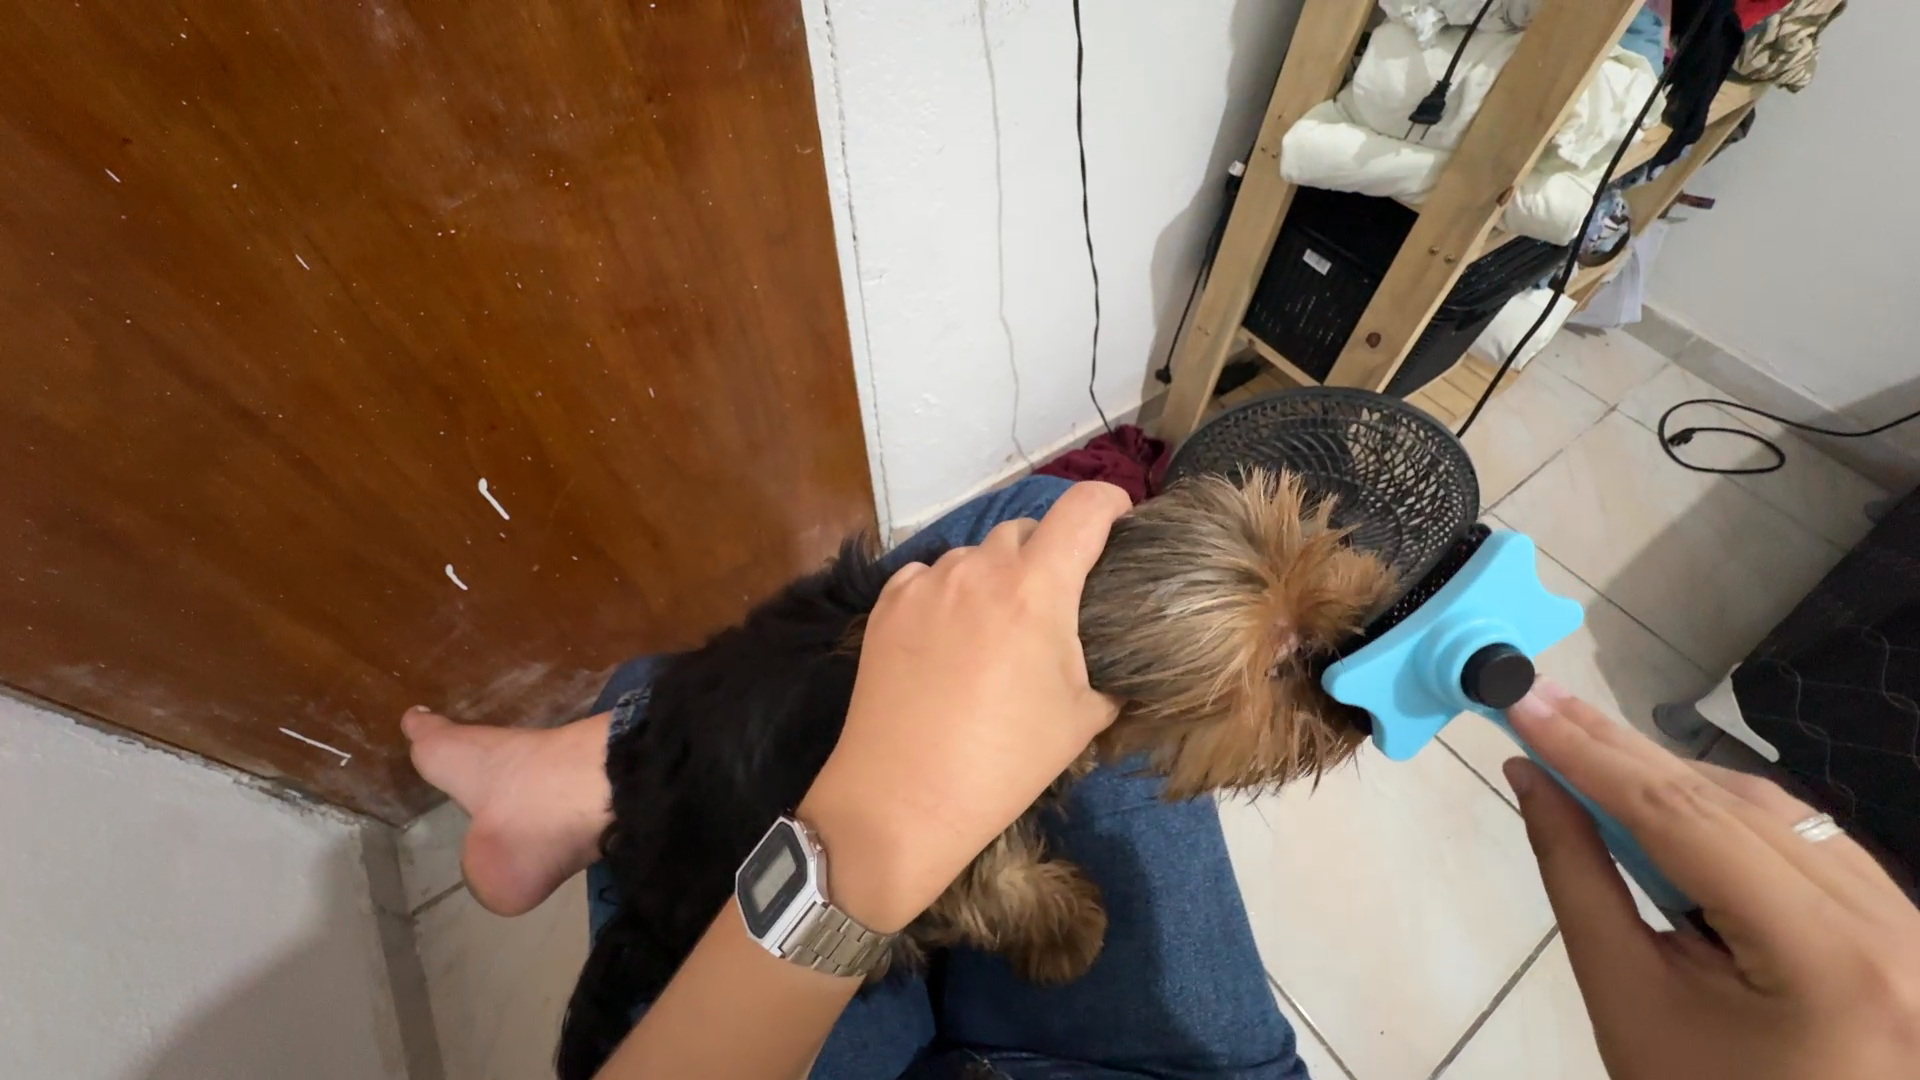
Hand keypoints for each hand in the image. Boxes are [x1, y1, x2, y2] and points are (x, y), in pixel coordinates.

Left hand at [797, 481, 1130, 931]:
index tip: (1117, 519)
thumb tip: (1115, 659)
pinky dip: (949, 592)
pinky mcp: (887, 602)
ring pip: (975, 555)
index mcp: (1036, 588)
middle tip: (1050, 602)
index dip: (1110, 503)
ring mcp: (926, 582)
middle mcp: (979, 569)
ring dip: (994, 576)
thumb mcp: (1081, 719)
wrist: (902, 798)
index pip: (1084, 509)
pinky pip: (930, 576)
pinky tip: (946, 637)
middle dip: (1048, 553)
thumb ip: (1108, 670)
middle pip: (1026, 531)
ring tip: (992, 628)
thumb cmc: (1004, 762)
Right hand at [1504, 681, 1919, 1078]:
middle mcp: (1894, 931)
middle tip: (1540, 698)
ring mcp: (1912, 930)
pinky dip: (1715, 804)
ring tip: (1581, 738)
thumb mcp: (1620, 985)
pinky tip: (1657, 789)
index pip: (1681, 820)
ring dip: (1664, 771)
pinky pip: (1798, 838)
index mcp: (1830, 960)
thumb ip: (1573, 868)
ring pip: (1768, 810)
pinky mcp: (1901, 930)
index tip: (1522, 704)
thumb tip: (1528, 773)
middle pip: (1728, 803)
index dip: (1589, 754)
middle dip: (1618, 746)